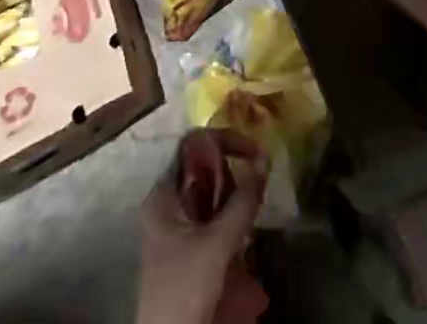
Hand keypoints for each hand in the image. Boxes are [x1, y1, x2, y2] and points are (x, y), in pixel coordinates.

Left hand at [136, 130, 265, 323]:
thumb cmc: (185, 286)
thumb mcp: (217, 242)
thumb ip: (242, 201)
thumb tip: (264, 160)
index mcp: (163, 193)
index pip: (192, 145)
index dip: (224, 141)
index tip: (255, 152)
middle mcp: (165, 202)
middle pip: (201, 168)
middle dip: (232, 170)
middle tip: (257, 183)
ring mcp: (174, 225)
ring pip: (208, 193)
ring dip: (233, 194)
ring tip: (252, 206)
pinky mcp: (185, 246)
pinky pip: (210, 216)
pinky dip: (229, 215)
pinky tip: (244, 230)